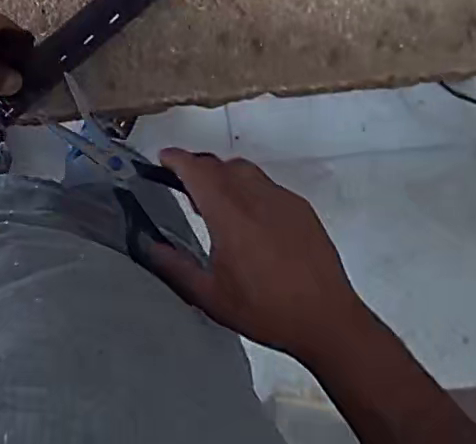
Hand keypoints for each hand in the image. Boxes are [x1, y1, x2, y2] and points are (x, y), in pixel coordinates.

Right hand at [146, 149, 374, 360]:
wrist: (326, 318)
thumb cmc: (265, 309)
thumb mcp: (210, 296)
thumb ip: (174, 267)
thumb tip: (149, 246)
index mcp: (227, 212)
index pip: (195, 168)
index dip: (175, 158)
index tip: (163, 158)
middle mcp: (252, 194)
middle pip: (217, 164)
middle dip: (197, 168)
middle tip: (187, 190)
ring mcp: (279, 196)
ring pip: (243, 169)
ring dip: (224, 176)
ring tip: (219, 204)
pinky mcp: (299, 205)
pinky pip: (266, 185)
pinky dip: (250, 190)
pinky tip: (252, 220)